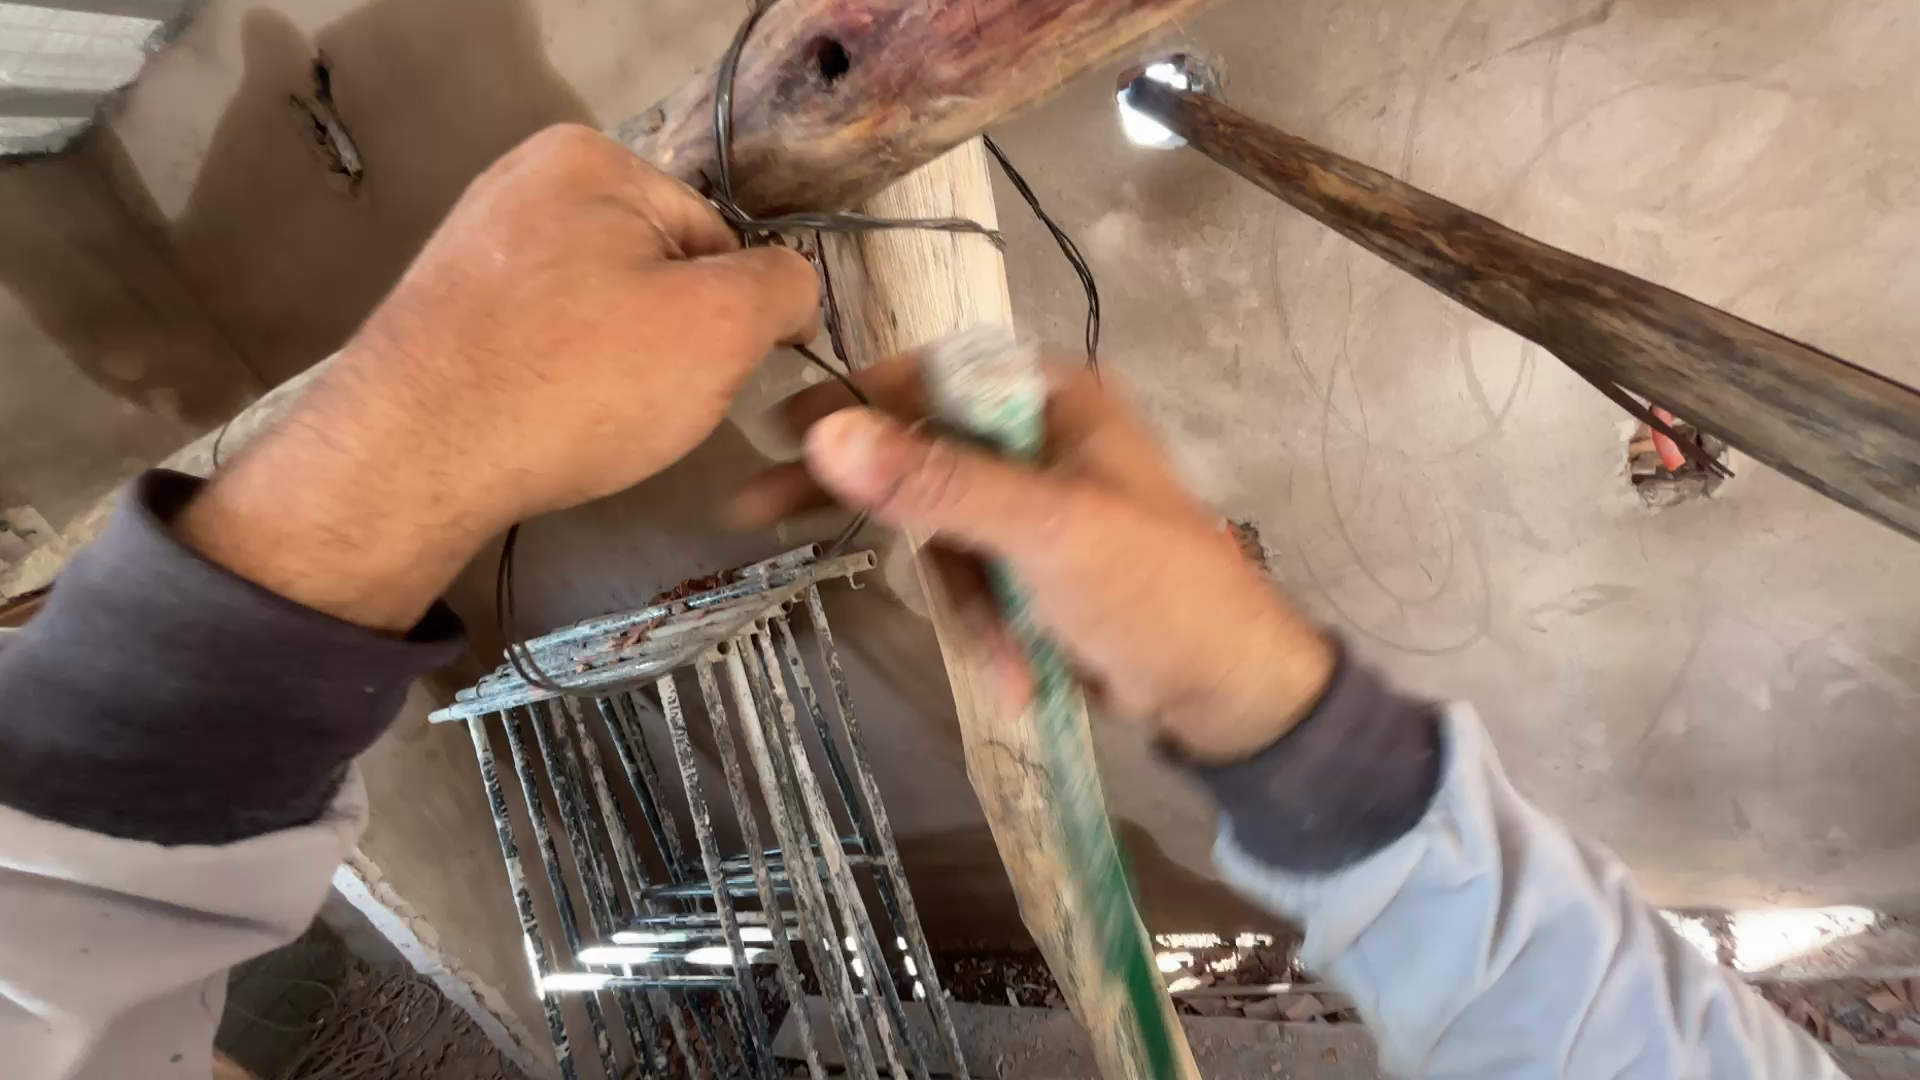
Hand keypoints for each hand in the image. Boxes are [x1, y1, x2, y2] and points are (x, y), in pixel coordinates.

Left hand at [180, 124, 817, 630]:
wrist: (422, 458)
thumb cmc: (587, 380)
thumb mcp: (724, 325)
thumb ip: (786, 286)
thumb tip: (794, 286)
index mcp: (596, 160)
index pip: (724, 244)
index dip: (741, 317)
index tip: (721, 373)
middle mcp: (531, 181)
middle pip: (670, 275)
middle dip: (685, 341)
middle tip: (660, 396)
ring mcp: (488, 242)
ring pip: (621, 311)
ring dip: (638, 363)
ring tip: (610, 408)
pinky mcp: (464, 304)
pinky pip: (564, 334)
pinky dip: (583, 373)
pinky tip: (569, 409)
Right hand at [733, 351, 1336, 762]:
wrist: (1227, 690)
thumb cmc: (1155, 593)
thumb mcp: (1046, 533)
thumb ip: (939, 483)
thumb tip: (827, 433)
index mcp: (1052, 400)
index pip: (929, 378)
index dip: (851, 403)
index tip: (778, 430)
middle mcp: (1038, 439)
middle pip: (921, 455)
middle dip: (870, 505)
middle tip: (759, 511)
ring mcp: (1032, 504)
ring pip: (944, 535)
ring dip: (964, 608)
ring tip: (1005, 661)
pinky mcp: (1030, 561)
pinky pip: (973, 579)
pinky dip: (986, 629)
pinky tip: (1019, 673)